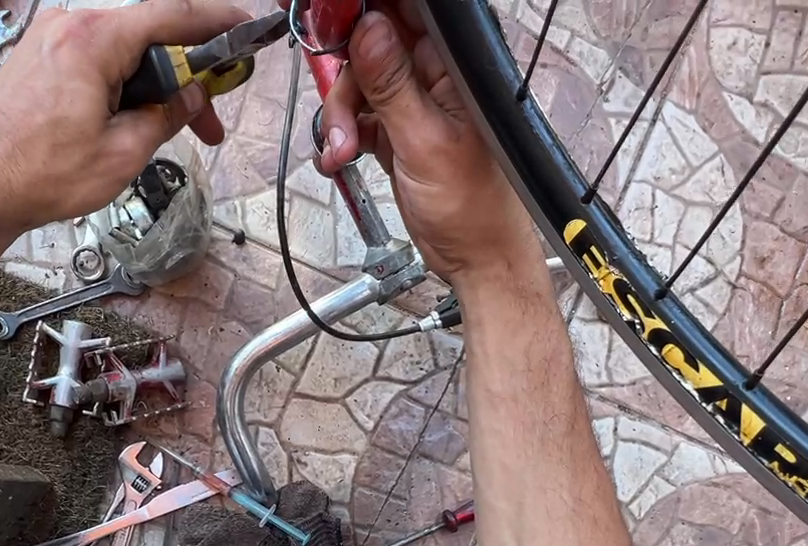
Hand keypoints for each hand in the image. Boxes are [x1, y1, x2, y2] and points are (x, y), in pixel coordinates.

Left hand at [0, 0, 249, 233]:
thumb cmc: (43, 173)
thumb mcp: (123, 153)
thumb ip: (165, 115)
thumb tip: (193, 94)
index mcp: (94, 40)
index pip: (171, 15)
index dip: (215, 21)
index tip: (245, 27)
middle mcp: (70, 26)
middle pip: (148, 38)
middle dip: (186, 80)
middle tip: (209, 124)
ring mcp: (51, 40)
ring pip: (123, 53)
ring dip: (154, 89)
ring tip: (170, 132)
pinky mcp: (40, 59)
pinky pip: (97, 62)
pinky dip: (124, 86)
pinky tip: (133, 120)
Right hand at [314, 1, 543, 282]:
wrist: (475, 259)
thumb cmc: (473, 209)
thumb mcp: (424, 143)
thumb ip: (393, 85)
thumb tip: (369, 28)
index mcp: (456, 66)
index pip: (409, 14)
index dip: (367, 14)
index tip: (333, 21)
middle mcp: (436, 79)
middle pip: (373, 47)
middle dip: (346, 80)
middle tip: (338, 118)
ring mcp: (415, 108)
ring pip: (361, 86)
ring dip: (341, 118)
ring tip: (338, 154)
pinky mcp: (399, 136)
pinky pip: (361, 120)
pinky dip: (344, 139)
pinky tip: (339, 160)